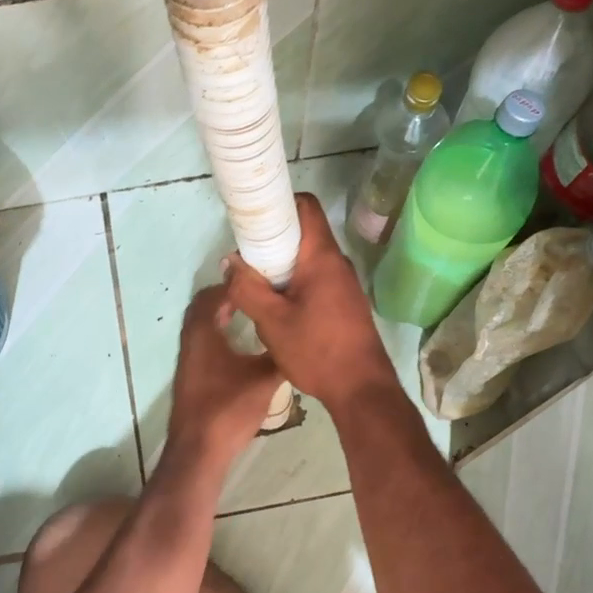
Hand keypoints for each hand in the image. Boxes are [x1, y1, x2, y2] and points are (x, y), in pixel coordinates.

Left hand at [164, 285, 285, 460]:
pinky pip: (203, 340)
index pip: (216, 292)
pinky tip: (241, 345)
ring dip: (222, 314)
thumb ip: (280, 354)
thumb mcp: (265, 378)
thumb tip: (298, 336)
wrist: (199, 450)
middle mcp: (190, 339)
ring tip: (253, 314)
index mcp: (203, 331)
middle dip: (229, 295)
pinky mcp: (190, 374)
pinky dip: (219, 332)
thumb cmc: (230, 408)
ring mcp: (188, 358)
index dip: (239, 282)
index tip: (263, 279)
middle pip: (204, 305)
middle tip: (257, 294)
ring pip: (202, 324)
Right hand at [223, 194, 399, 411]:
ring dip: (280, 267)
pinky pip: (315, 280)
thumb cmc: (316, 350)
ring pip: (307, 259)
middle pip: (302, 233)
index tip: (252, 219)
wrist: (361, 389)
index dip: (278, 203)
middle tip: (244, 259)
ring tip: (254, 286)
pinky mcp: (344, 304)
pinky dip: (293, 284)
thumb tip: (231, 262)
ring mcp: (343, 284)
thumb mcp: (271, 321)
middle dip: (271, 240)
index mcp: (321, 256)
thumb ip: (246, 288)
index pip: (305, 206)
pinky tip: (276, 309)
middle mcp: (336, 263)